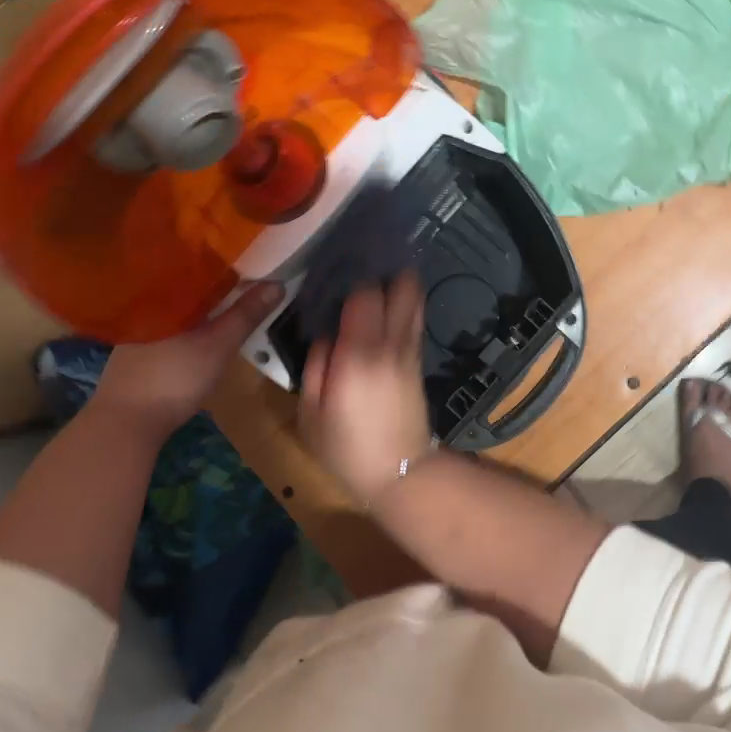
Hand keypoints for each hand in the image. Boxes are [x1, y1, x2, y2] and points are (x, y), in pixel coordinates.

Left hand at [89, 282, 283, 445]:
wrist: (125, 424)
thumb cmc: (173, 378)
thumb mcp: (219, 345)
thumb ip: (246, 315)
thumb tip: (277, 284)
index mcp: (164, 294)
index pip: (198, 267)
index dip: (226, 265)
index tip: (251, 262)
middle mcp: (146, 306)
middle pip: (187, 288)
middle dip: (215, 285)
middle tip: (246, 283)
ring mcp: (136, 331)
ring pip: (177, 309)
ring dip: (201, 307)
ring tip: (228, 304)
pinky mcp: (134, 352)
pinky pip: (167, 327)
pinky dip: (187, 326)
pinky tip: (199, 335)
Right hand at [297, 274, 434, 507]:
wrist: (400, 473)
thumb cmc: (346, 448)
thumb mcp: (312, 414)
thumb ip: (316, 367)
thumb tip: (326, 335)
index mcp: (357, 356)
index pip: (364, 296)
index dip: (355, 275)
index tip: (340, 264)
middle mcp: (389, 345)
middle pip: (401, 288)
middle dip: (386, 268)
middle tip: (366, 258)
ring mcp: (410, 351)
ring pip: (414, 300)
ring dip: (401, 281)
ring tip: (381, 269)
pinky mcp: (418, 361)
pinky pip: (414, 319)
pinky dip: (405, 303)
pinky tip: (390, 298)